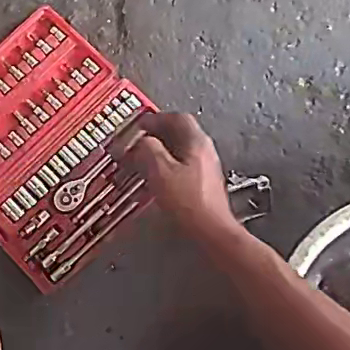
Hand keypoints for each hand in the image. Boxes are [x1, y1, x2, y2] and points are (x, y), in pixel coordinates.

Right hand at [111, 111, 236, 240]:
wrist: (210, 230)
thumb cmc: (189, 202)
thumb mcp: (160, 171)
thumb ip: (148, 150)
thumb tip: (140, 142)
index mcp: (196, 142)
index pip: (177, 118)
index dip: (156, 118)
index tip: (140, 124)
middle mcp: (205, 152)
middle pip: (179, 134)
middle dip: (157, 135)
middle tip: (139, 140)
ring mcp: (206, 169)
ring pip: (180, 151)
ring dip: (160, 152)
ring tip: (143, 159)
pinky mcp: (203, 186)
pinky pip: (182, 168)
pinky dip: (166, 167)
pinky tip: (156, 179)